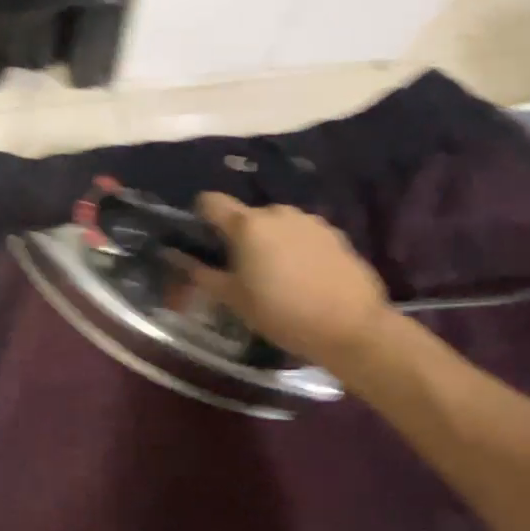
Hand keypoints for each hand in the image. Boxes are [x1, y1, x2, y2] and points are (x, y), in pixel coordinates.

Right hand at [185, 193, 396, 368]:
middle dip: (243, 237)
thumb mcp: (236, 301)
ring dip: (273, 242)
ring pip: (278, 226)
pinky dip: (300, 249)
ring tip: (282, 277)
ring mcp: (310, 221)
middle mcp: (277, 212)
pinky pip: (305, 235)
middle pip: (248, 217)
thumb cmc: (284, 314)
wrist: (354, 329)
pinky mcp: (336, 234)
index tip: (205, 239)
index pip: (211, 201)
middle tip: (247, 272)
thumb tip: (176, 257)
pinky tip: (309, 279)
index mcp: (247, 224)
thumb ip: (203, 275)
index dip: (203, 215)